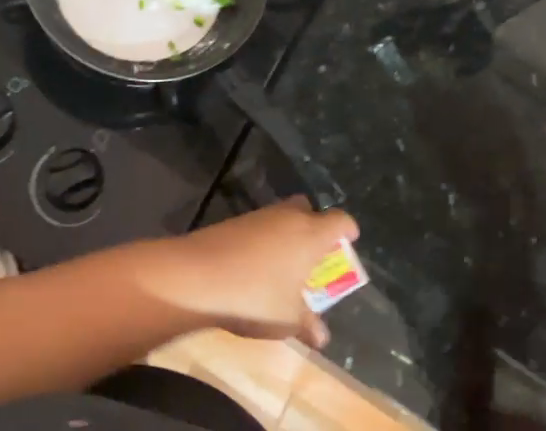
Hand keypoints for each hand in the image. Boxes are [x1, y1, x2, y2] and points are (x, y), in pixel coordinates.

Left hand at [133, 199, 357, 348]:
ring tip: (285, 268)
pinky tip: (256, 268)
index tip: (349, 242)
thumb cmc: (255, 296)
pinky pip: (260, 227)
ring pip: (282, 217)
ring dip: (287, 235)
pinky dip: (264, 241)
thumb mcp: (287, 319)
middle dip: (314, 227)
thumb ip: (308, 324)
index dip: (347, 231)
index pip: (340, 220)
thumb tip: (321, 336)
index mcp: (310, 234)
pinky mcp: (233, 222)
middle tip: (314, 256)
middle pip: (308, 210)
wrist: (196, 276)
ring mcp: (258, 217)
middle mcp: (287, 217)